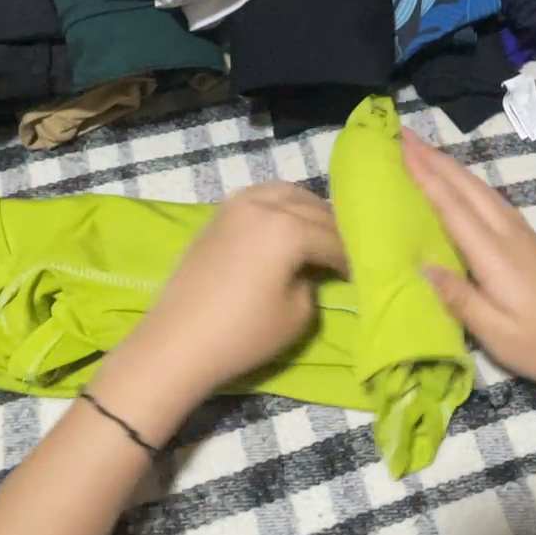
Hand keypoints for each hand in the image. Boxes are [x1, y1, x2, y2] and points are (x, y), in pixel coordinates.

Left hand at [87, 183, 347, 440]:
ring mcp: (237, 204)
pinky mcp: (218, 214)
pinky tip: (285, 227)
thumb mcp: (298, 314)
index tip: (358, 274)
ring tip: (316, 236)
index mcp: (288, 228)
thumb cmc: (243, 333)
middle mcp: (264, 204)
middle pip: (313, 209)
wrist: (177, 342)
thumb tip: (309, 269)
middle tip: (341, 255)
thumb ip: (314, 281)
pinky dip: (280, 205)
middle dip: (332, 230)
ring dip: (307, 210)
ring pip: (286, 192)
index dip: (349, 258)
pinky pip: (260, 196)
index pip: (332, 238)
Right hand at [401, 133, 535, 392]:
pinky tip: (461, 185)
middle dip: (433, 158)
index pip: (452, 206)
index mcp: (495, 255)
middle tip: (402, 134)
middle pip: (466, 186)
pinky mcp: (531, 242)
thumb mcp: (501, 335)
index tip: (399, 147)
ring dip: (451, 166)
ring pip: (481, 189)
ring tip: (423, 151)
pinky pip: (491, 200)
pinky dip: (468, 184)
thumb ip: (460, 299)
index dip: (424, 175)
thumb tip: (420, 263)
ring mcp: (523, 235)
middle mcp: (508, 234)